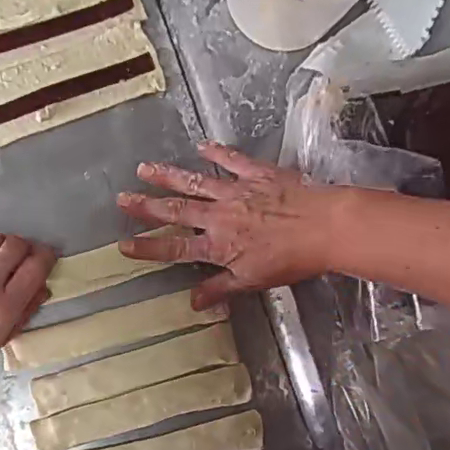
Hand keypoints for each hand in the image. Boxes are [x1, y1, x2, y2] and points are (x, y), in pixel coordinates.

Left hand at [0, 230, 55, 375]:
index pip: (36, 266)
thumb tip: (42, 284)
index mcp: (4, 306)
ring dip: (2, 244)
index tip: (45, 258)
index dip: (46, 257)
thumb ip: (27, 308)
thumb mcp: (5, 335)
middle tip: (22, 258)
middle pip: (17, 244)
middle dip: (25, 248)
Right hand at [118, 141, 348, 308]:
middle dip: (146, 206)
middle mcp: (219, 217)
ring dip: (168, 176)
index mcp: (216, 246)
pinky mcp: (257, 174)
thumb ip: (220, 288)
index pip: (173, 249)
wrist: (326, 227)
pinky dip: (216, 153)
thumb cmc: (291, 259)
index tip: (123, 245)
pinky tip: (201, 146)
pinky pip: (232, 161)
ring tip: (144, 168)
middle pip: (176, 211)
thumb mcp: (252, 281)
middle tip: (122, 198)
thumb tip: (193, 303)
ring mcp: (236, 192)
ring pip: (194, 182)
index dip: (147, 248)